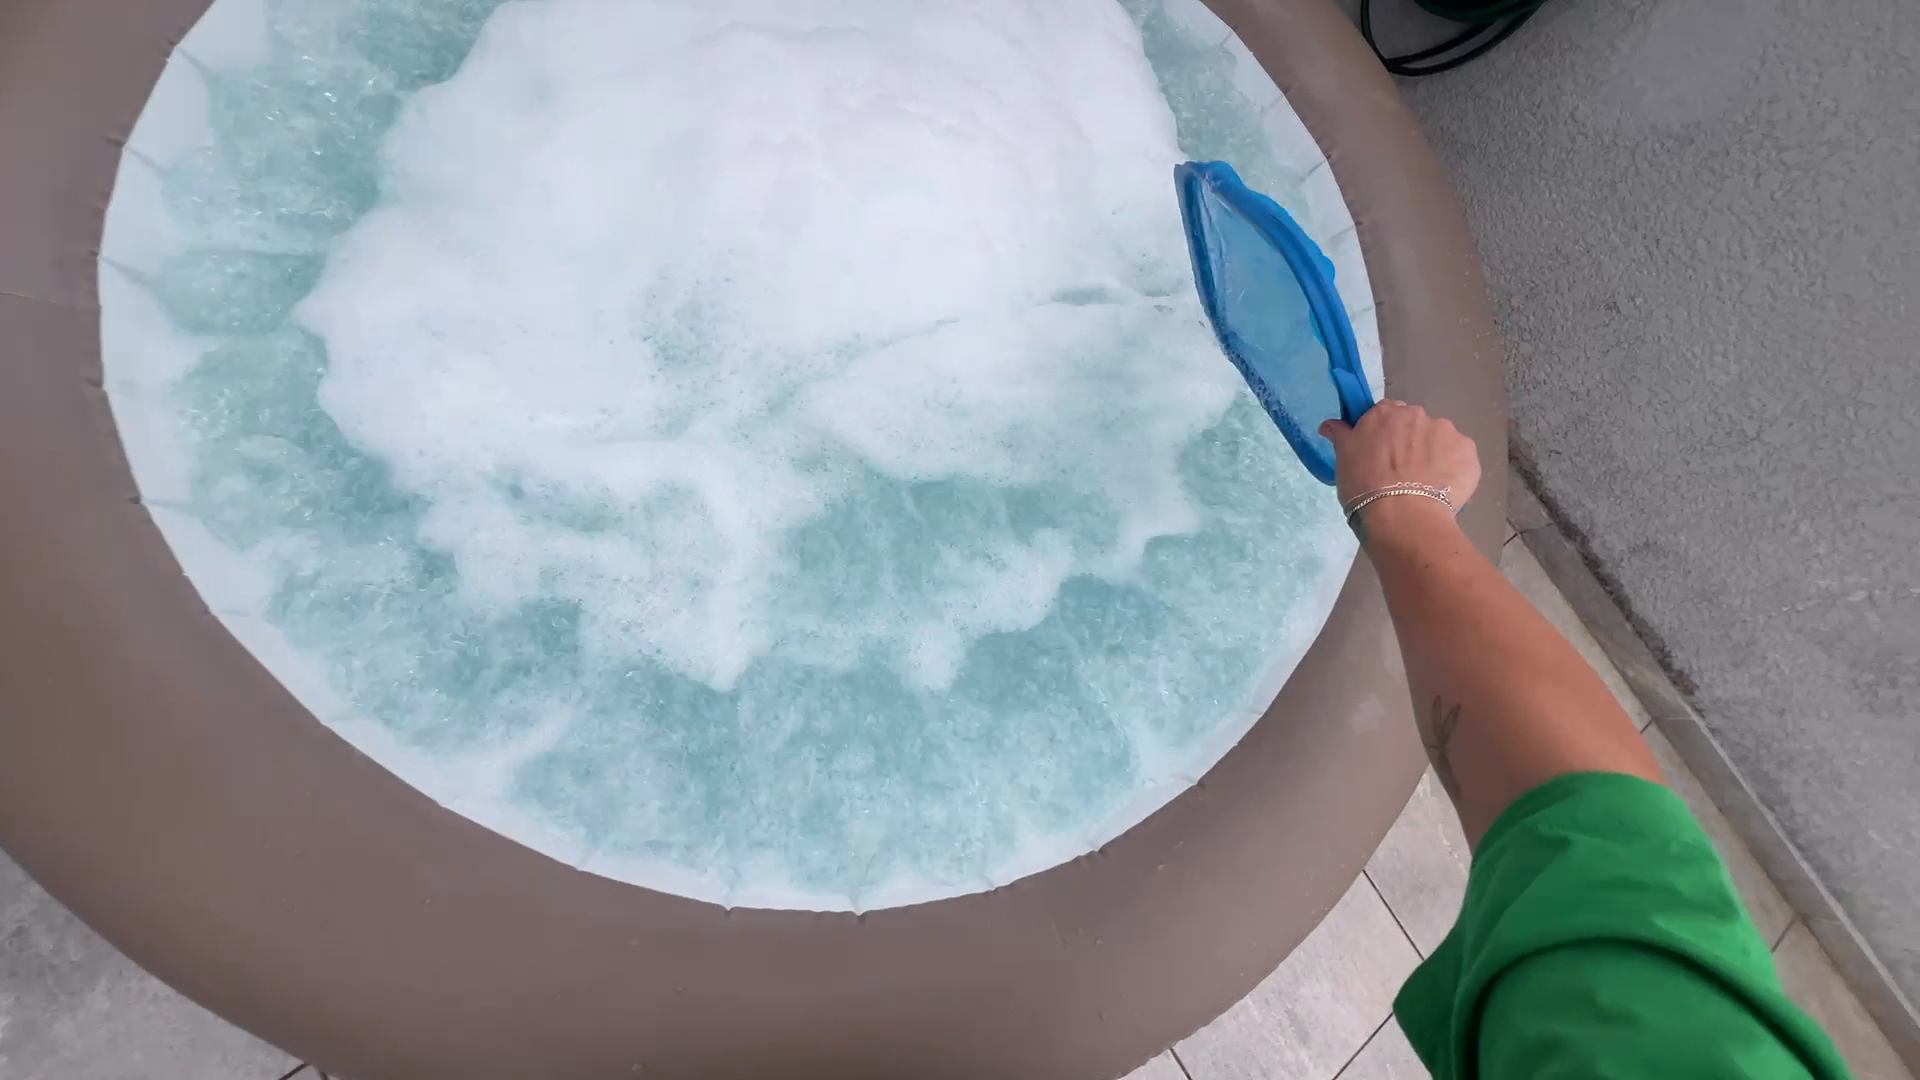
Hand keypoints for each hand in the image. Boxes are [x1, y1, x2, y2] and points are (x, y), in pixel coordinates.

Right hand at [1319, 401, 1480, 509]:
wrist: (1403, 515)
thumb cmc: (1364, 484)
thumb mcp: (1343, 458)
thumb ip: (1340, 435)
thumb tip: (1330, 424)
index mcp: (1385, 413)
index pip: (1384, 412)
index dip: (1381, 432)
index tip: (1377, 451)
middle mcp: (1419, 415)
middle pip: (1414, 424)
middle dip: (1408, 441)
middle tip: (1396, 470)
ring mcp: (1448, 433)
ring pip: (1438, 440)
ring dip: (1431, 454)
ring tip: (1420, 483)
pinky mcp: (1469, 454)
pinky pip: (1457, 458)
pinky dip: (1450, 470)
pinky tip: (1438, 489)